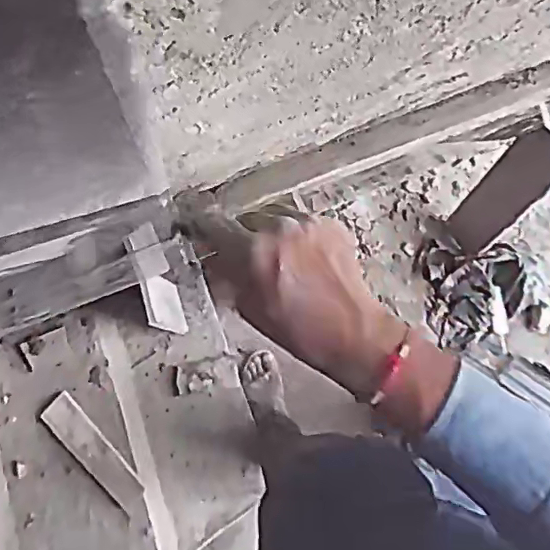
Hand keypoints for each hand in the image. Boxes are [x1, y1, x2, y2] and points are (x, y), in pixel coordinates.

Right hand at [187, 202, 407, 396]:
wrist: (355, 333)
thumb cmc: (305, 330)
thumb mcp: (250, 308)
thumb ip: (225, 276)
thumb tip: (209, 259)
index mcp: (255, 251)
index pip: (213, 222)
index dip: (199, 226)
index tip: (194, 227)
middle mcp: (280, 229)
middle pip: (243, 218)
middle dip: (239, 236)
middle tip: (244, 257)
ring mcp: (307, 224)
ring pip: (271, 215)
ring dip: (266, 232)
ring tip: (276, 259)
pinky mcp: (327, 224)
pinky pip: (297, 221)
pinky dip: (292, 234)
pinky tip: (298, 258)